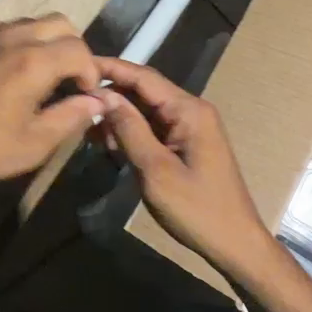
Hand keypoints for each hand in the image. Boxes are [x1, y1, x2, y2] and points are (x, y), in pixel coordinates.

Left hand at [0, 15, 107, 199]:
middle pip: (60, 23)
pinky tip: (5, 73)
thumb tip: (96, 102)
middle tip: (68, 79)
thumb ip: (71, 117)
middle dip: (73, 48)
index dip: (90, 71)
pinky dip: (16, 42)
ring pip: (29, 22)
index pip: (79, 49)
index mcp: (33, 61)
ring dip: (44, 42)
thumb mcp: (33, 144)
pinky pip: (1, 28)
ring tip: (39, 76)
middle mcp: (11, 36)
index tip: (85, 95)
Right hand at [90, 57, 277, 277]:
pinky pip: (152, 128)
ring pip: (145, 110)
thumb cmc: (197, 209)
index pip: (142, 76)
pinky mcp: (185, 144)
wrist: (236, 245)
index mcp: (188, 110)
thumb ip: (129, 129)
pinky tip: (108, 145)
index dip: (109, 68)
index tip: (78, 66)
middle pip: (143, 90)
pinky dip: (130, 133)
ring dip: (118, 117)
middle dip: (110, 96)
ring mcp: (189, 128)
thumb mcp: (155, 170)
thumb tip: (103, 95)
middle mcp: (190, 110)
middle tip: (75, 105)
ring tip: (88, 132)